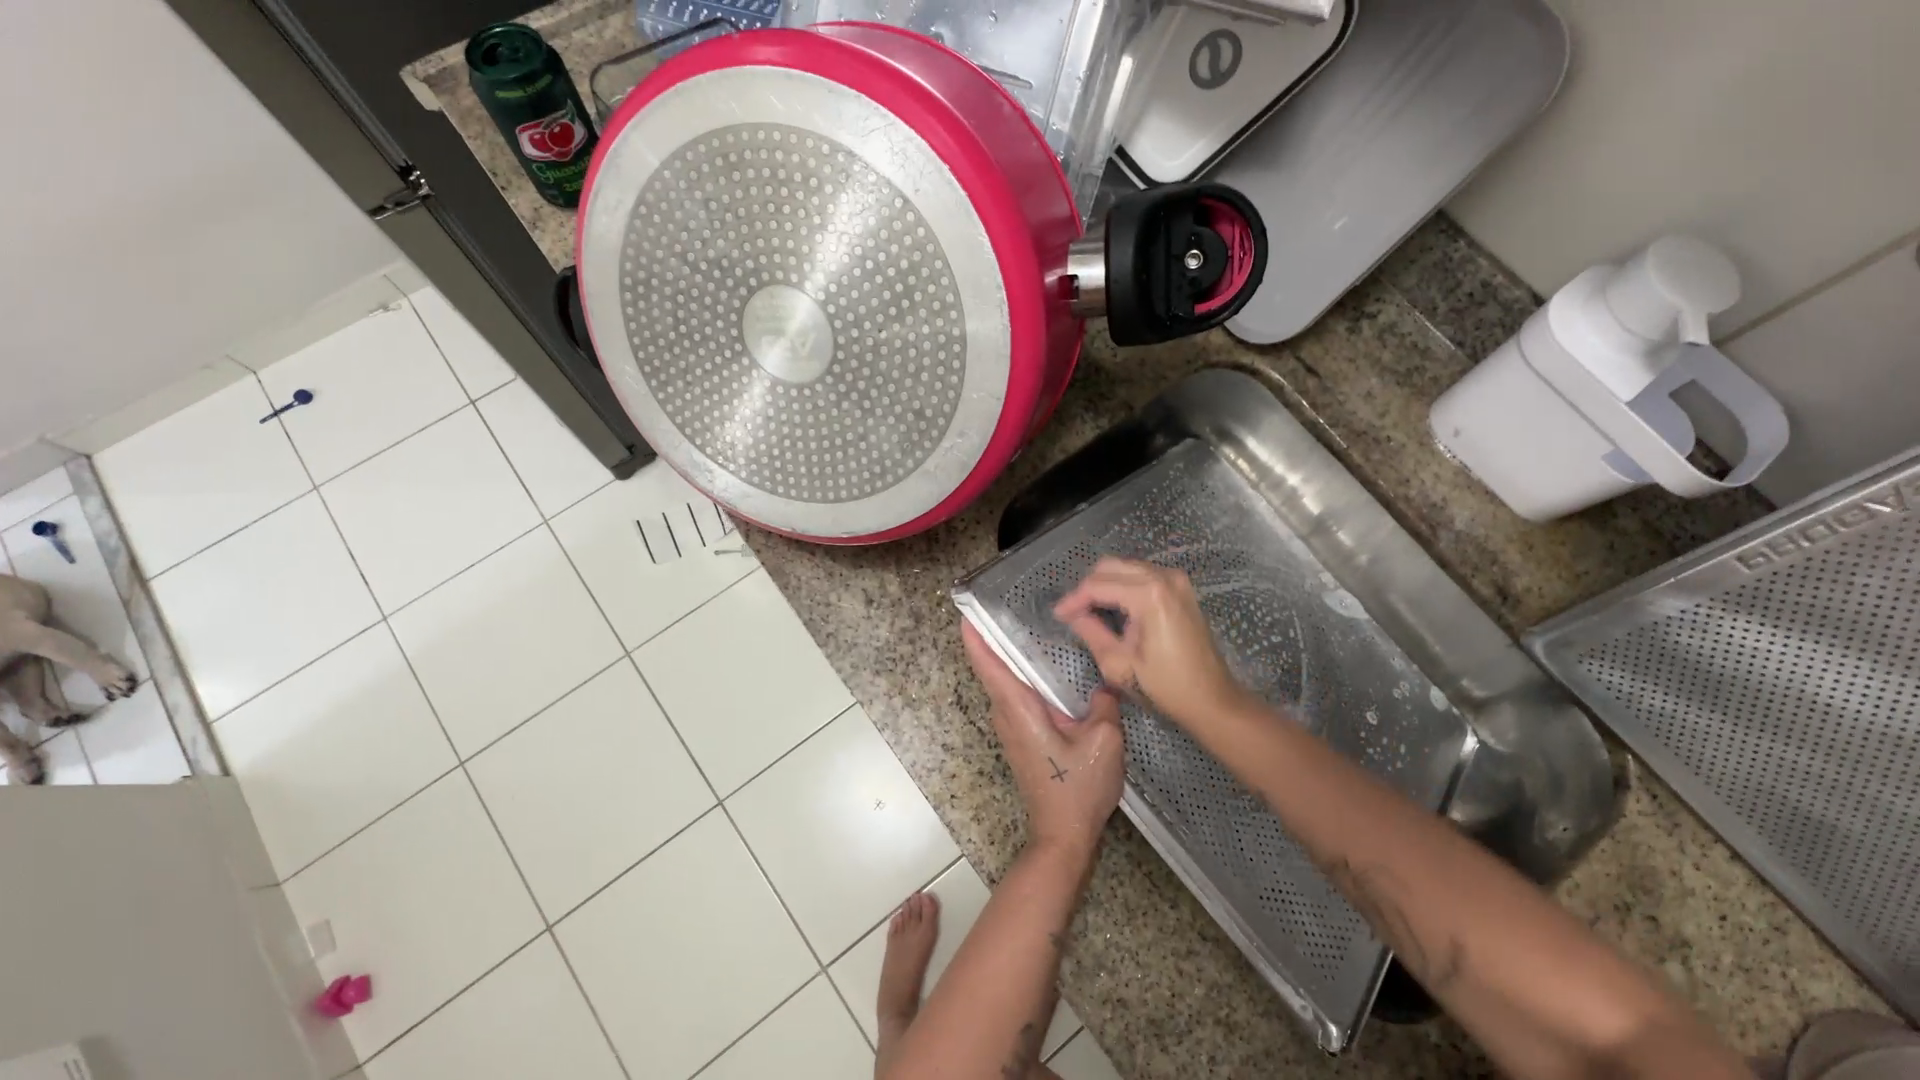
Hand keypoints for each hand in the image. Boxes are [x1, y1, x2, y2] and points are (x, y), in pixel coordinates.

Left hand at [962, 623, 1124, 860]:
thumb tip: (1104, 685)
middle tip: (1013, 604)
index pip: (988, 664)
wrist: (1064, 835)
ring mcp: (1011, 728)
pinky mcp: (1022, 738)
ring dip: (1012, 657)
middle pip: (994, 668)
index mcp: (1020, 708)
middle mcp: (1007, 715)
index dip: (975, 635)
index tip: (966, 609)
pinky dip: (1025, 678)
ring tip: (1033, 627)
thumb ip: (1105, 704)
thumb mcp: (1105, 741)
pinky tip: (1049, 669)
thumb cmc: (1078, 789)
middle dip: (996, 637)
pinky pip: (1017, 698)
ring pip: (1006, 683)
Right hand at [1052, 557, 1248, 729]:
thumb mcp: (1118, 664)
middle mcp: (1164, 577)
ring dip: (1106, 585)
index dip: (1074, 599)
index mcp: (1150, 594)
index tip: (1058, 615)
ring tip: (1090, 612)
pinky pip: (1143, 576)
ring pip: (1126, 568)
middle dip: (1088, 588)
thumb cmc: (1165, 686)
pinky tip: (1114, 610)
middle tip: (1072, 613)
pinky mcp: (1182, 588)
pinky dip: (1124, 587)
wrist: (1211, 698)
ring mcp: (1177, 580)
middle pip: (1111, 567)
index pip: (1098, 584)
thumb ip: (1091, 632)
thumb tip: (1073, 616)